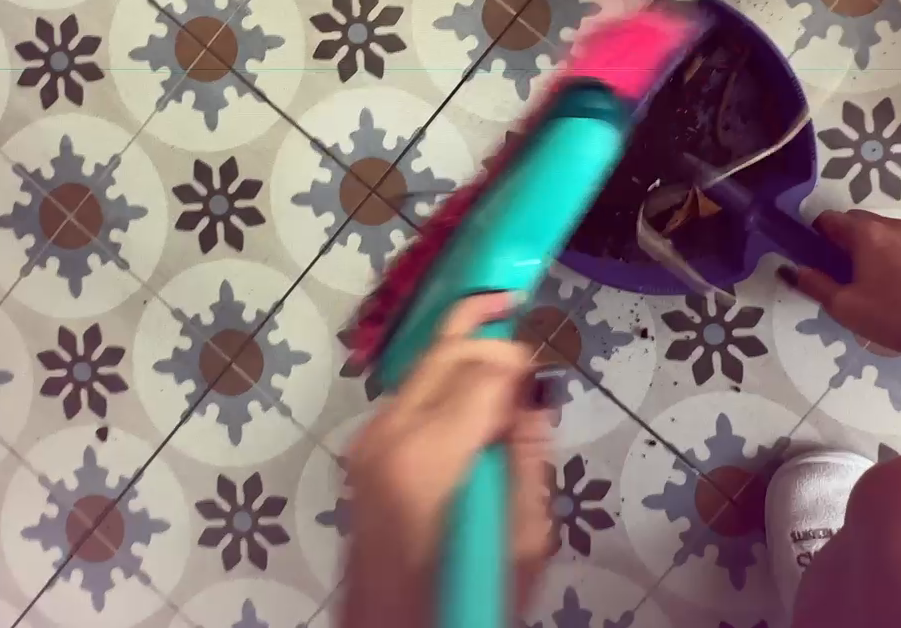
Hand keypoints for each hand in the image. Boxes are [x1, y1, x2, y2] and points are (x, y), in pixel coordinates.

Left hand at [340, 293, 552, 627]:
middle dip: (482, 323)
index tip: (539, 363)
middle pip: (443, 351)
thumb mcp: (522, 544)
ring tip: (497, 334)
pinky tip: (468, 387)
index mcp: (428, 458)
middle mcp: (388, 434)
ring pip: (422, 364)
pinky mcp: (361, 450)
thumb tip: (531, 393)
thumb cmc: (464, 601)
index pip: (480, 369)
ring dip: (461, 348)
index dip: (515, 354)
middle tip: (515, 302)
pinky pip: (409, 393)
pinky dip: (442, 378)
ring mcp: (366, 440)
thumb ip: (527, 457)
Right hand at [777, 209, 900, 361]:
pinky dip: (899, 259)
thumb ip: (814, 284)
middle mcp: (894, 227)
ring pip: (886, 234)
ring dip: (874, 248)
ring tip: (875, 282)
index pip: (829, 219)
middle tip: (842, 272)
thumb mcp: (844, 306)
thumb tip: (794, 269)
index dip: (816, 235)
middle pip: (858, 222)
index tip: (816, 258)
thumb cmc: (895, 317)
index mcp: (866, 233)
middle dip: (845, 240)